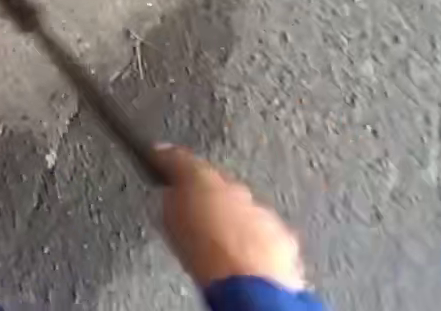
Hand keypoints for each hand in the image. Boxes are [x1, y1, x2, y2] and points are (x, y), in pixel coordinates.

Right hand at [154, 146, 306, 291]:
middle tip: (192, 206)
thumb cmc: (203, 252)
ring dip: (230, 213)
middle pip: (214, 180)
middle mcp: (231, 185)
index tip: (158, 157)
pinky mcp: (283, 235)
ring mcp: (259, 209)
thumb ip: (170, 195)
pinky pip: (264, 227)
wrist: (246, 284)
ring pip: (241, 204)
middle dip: (204, 190)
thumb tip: (171, 192)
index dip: (165, 157)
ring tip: (219, 234)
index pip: (178, 156)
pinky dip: (253, 233)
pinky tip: (243, 248)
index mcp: (198, 174)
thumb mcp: (167, 218)